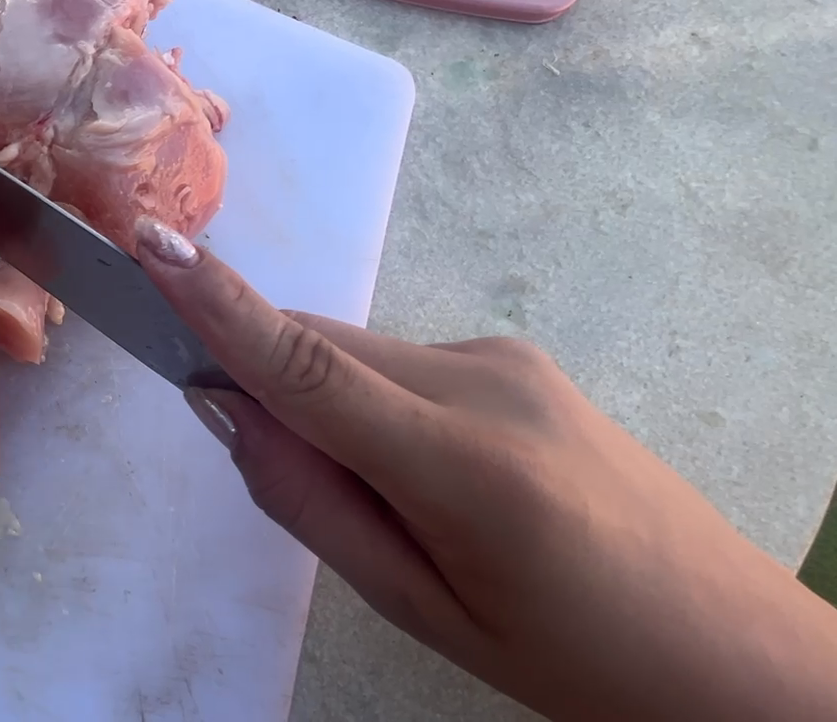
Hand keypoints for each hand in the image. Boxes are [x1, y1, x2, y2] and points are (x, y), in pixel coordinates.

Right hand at [133, 218, 836, 720]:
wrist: (752, 662)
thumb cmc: (571, 660)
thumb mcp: (415, 606)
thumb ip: (305, 500)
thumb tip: (225, 404)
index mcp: (462, 467)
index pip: (305, 364)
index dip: (219, 301)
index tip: (153, 243)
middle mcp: (483, 383)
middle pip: (312, 345)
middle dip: (263, 379)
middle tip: (286, 466)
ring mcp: (505, 359)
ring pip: (345, 348)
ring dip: (319, 395)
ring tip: (384, 489)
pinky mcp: (514, 354)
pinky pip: (387, 357)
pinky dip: (361, 394)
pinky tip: (425, 466)